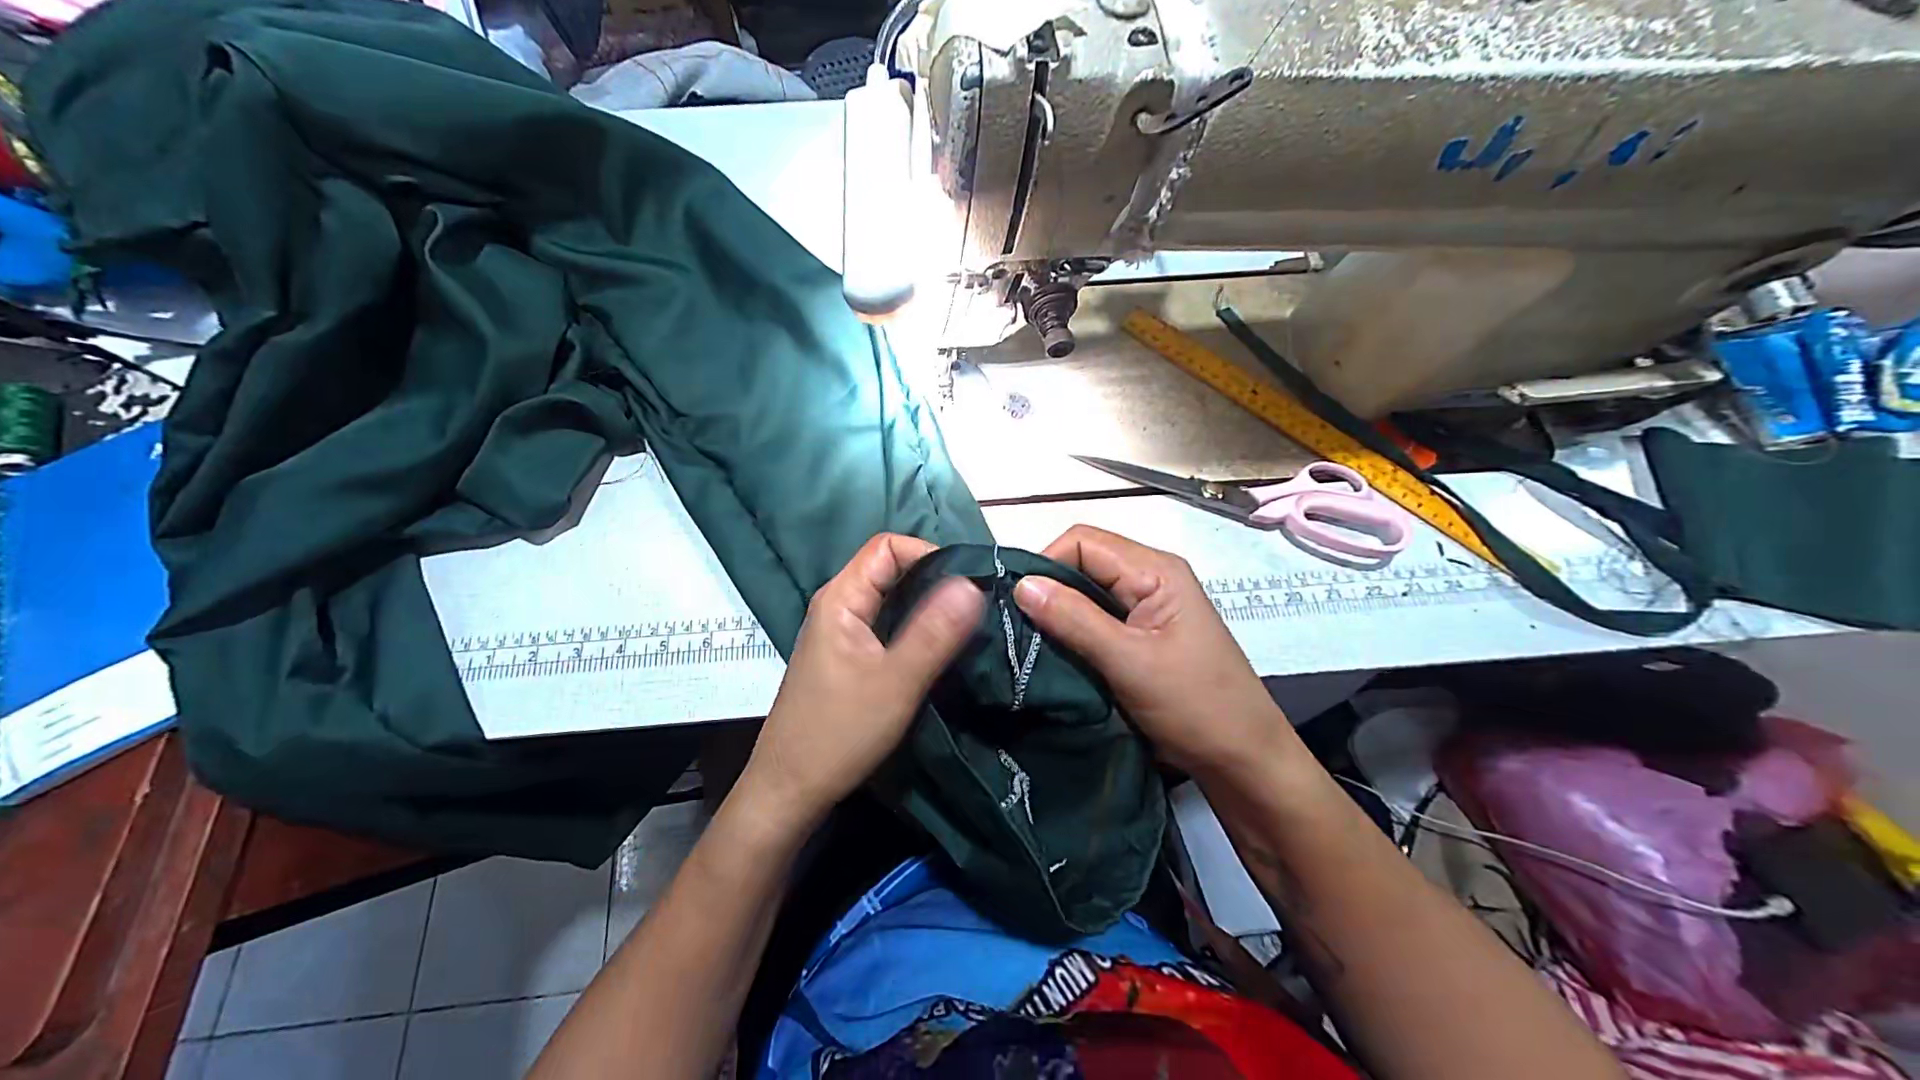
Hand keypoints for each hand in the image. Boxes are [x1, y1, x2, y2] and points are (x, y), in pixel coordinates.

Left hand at [736, 533, 983, 825]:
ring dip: (925, 603)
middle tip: (976, 604)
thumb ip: (934, 632)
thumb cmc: (840, 732)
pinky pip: (884, 623)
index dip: (930, 554)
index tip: (970, 582)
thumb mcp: (896, 682)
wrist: (790, 788)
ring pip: (888, 598)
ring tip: (965, 623)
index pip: (888, 546)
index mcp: (841, 598)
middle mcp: (836, 604)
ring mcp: (839, 631)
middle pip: (889, 568)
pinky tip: (936, 646)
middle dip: (933, 578)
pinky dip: (912, 625)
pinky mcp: (845, 654)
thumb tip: (972, 583)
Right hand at [1012, 525, 1298, 779]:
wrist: (1244, 760)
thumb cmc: (1196, 706)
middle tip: (1016, 628)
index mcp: (1155, 570)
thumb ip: (1074, 619)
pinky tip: (1054, 655)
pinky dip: (1072, 632)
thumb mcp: (1129, 662)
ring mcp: (1147, 608)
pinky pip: (1095, 619)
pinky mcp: (1141, 635)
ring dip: (1057, 613)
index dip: (1045, 564)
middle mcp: (1150, 578)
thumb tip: (1021, 585)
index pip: (1082, 542)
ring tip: (1028, 643)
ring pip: (1086, 593)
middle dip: (1047, 590)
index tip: (1016, 605)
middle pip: (1082, 563)